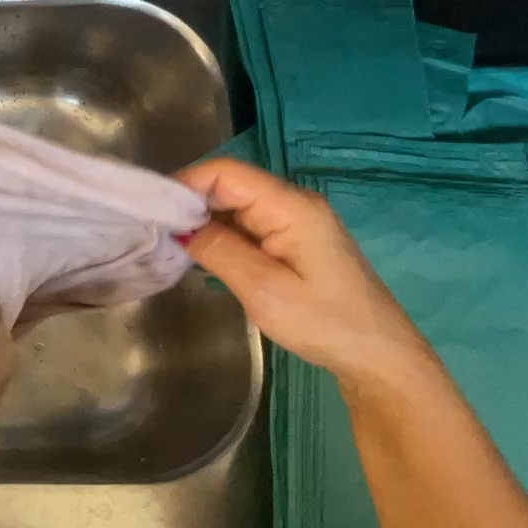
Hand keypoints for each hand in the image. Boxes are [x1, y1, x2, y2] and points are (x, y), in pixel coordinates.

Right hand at [176, 159, 432, 386]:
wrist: (376, 353)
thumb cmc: (323, 322)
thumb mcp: (263, 289)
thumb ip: (218, 250)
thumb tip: (179, 226)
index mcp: (290, 207)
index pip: (225, 173)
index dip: (184, 185)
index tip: (151, 213)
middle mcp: (292, 203)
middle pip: (227, 185)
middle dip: (187, 203)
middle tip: (153, 233)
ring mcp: (292, 220)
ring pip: (232, 204)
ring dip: (199, 220)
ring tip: (168, 245)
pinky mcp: (289, 239)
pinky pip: (243, 223)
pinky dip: (216, 233)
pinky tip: (197, 254)